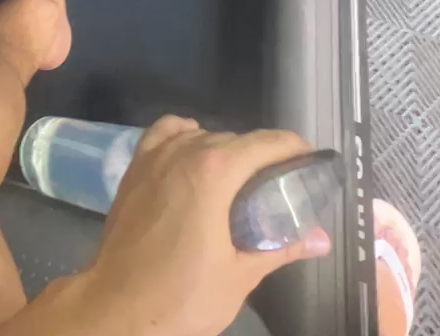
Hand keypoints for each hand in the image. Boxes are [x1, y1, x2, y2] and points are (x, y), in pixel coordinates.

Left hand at [74, 118, 330, 335]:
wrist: (119, 306)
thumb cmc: (183, 295)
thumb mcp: (241, 275)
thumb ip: (282, 247)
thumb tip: (321, 238)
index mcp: (213, 171)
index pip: (262, 143)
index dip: (291, 146)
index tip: (311, 158)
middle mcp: (182, 150)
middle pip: (233, 139)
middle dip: (262, 155)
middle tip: (283, 184)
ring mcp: (154, 155)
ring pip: (200, 135)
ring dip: (225, 149)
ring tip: (243, 180)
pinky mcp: (134, 166)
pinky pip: (164, 133)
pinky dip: (184, 135)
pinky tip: (195, 154)